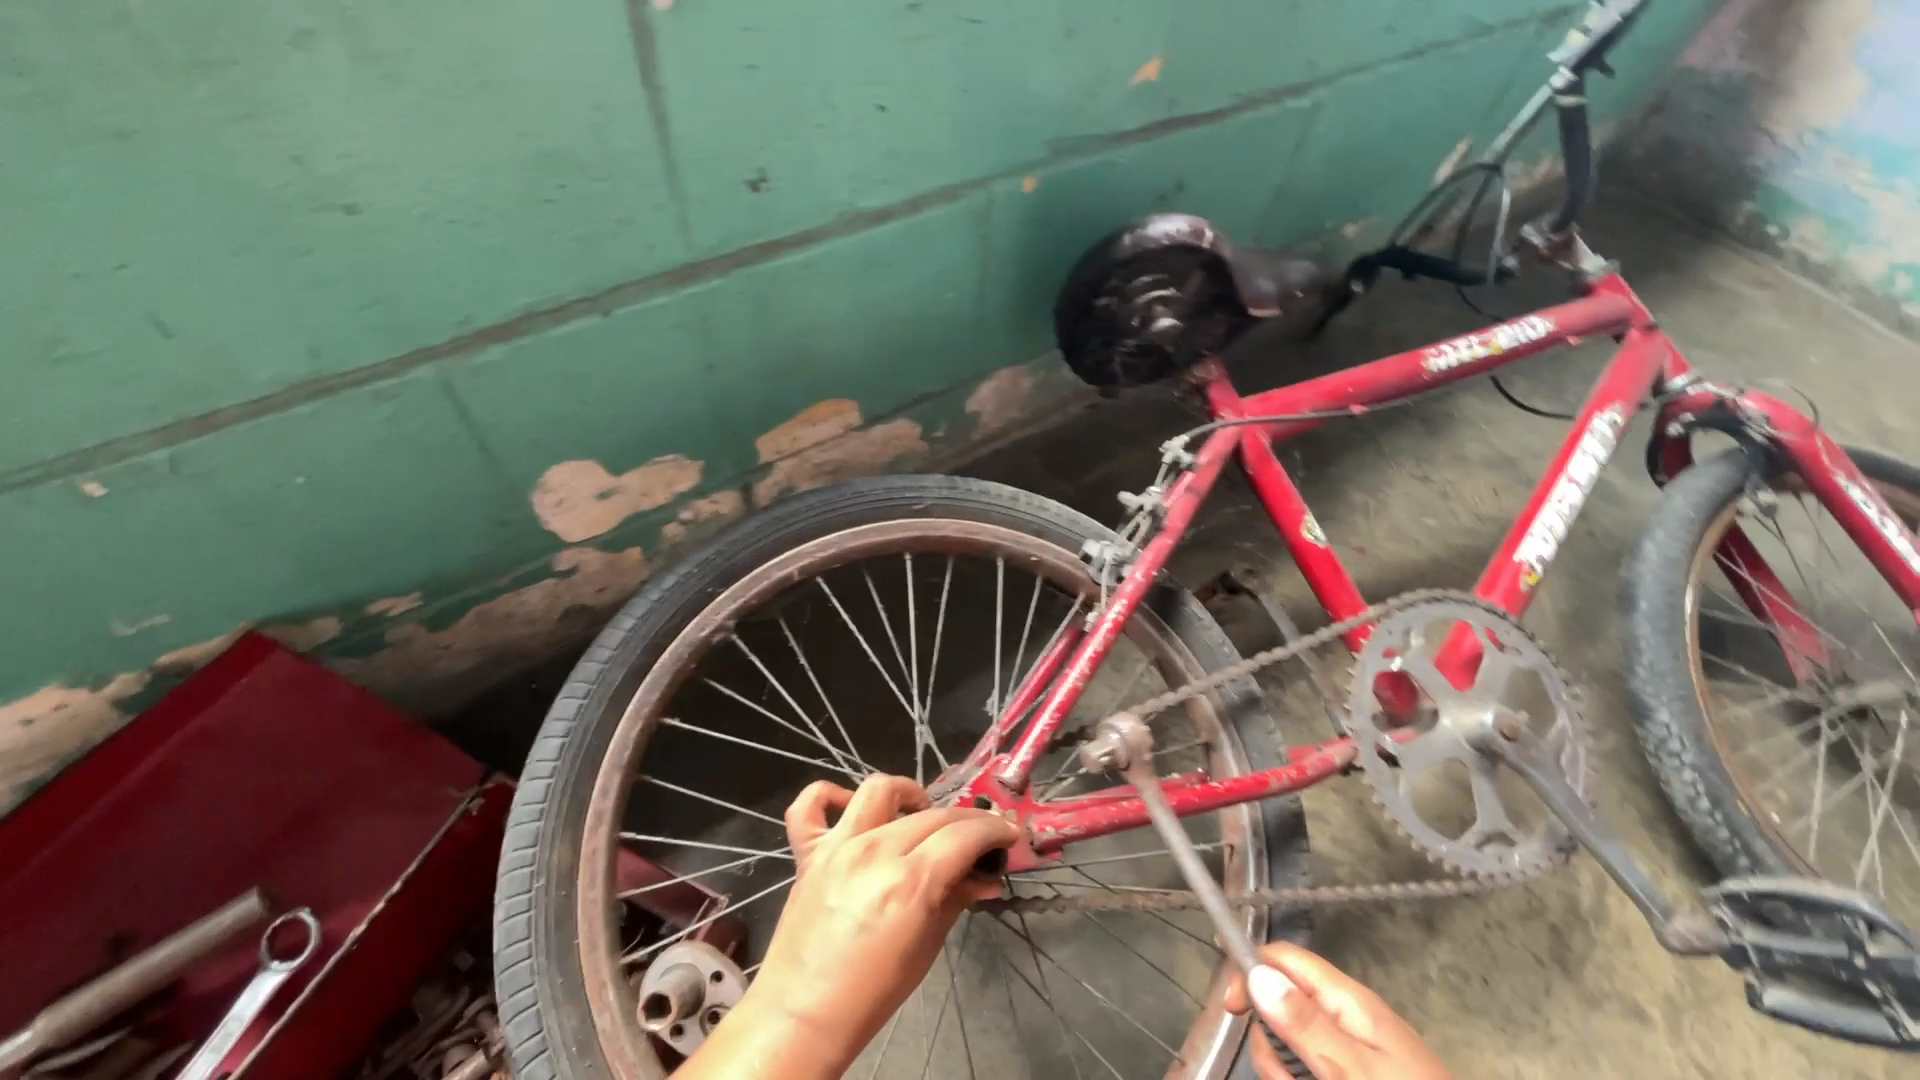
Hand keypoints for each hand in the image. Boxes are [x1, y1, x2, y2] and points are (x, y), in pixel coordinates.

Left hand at [680, 774, 1019, 1079]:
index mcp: (910, 881)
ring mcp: (837, 846)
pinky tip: (850, 810)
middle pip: (933, 815)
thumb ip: (956, 899)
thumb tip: (987, 877)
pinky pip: (810, 805)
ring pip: (879, 790)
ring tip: (921, 815)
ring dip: (908, 794)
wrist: (803, 1014)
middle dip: (967, 820)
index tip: (1009, 835)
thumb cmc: (874, 991)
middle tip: (980, 837)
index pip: (964, 835)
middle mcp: (875, 851)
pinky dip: (830, 795)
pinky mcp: (807, 851)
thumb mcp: (927, 947)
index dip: (994, 831)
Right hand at [1226, 942, 1451, 1079]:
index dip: (1249, 972)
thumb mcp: (1355, 1074)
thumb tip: (1257, 972)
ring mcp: (1352, 1053)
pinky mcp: (1352, 1077)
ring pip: (1290, 1048)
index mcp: (1349, 1002)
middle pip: (1279, 1006)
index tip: (1231, 1011)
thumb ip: (1306, 1024)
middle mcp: (1347, 1019)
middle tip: (1292, 1079)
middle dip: (1272, 1046)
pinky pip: (1309, 1071)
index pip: (1284, 958)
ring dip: (1287, 1074)